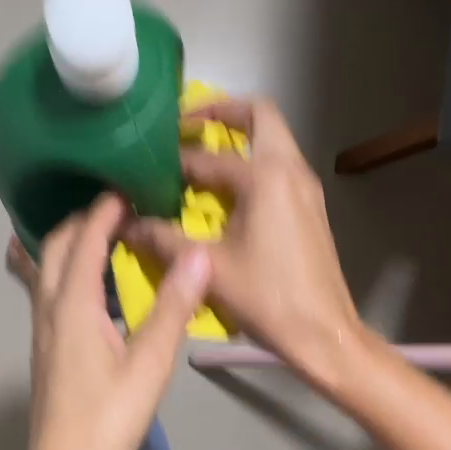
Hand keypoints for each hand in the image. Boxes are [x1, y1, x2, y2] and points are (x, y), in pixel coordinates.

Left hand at [22, 193, 210, 449]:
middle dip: (81, 218)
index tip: (132, 184)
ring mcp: (41, 334)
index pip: (84, 236)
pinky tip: (93, 291)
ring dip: (69, 245)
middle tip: (119, 208)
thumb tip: (200, 256)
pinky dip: (66, 275)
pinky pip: (48, 295)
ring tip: (105, 238)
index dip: (106, 207)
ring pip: (44, 271)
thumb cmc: (108, 422)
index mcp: (72, 305)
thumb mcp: (149, 366)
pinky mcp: (45, 354)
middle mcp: (48, 311)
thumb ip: (172, 309)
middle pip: (52, 246)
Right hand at [124, 98, 364, 389]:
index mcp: (265, 176)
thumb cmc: (267, 299)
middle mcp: (291, 170)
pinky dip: (254, 168)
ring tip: (202, 162)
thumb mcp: (209, 269)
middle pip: (260, 116)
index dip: (176, 158)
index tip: (149, 163)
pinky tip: (229, 197)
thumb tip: (127, 226)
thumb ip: (165, 242)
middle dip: (223, 113)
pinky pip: (280, 170)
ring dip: (240, 141)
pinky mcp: (311, 211)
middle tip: (187, 127)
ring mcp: (306, 190)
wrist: (323, 334)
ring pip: (274, 143)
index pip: (211, 154)